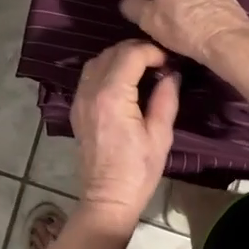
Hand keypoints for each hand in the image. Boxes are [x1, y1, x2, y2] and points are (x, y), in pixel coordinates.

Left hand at [70, 40, 179, 228]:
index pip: (131, 55)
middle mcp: (90, 91)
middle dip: (137, 50)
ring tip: (143, 68)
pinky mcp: (76, 108)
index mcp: (112, 96)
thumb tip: (171, 73)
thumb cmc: (138, 171)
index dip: (152, 51)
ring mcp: (79, 99)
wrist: (107, 198)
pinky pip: (88, 76)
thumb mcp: (160, 135)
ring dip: (119, 57)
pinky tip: (123, 81)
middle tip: (159, 61)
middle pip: (112, 53)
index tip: (169, 60)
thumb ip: (166, 99)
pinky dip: (106, 69)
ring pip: (97, 61)